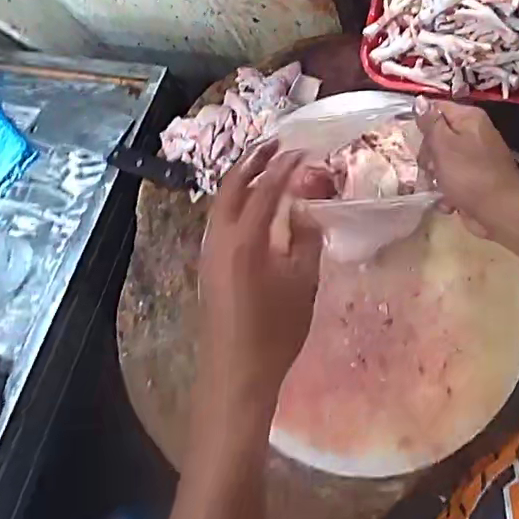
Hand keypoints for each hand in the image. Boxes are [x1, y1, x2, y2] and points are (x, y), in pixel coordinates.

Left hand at [195, 143, 328, 399]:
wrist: (237, 376)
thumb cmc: (277, 329)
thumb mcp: (304, 278)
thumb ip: (306, 235)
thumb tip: (309, 204)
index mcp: (246, 240)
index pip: (265, 188)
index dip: (285, 165)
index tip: (304, 148)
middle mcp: (220, 239)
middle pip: (232, 186)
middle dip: (254, 160)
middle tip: (278, 142)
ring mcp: (209, 252)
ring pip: (222, 201)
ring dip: (243, 177)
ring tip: (268, 163)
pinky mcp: (209, 265)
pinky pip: (221, 218)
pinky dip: (238, 198)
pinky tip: (256, 201)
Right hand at [415, 101, 518, 248]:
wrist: (501, 211)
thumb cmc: (470, 175)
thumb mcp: (444, 145)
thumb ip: (430, 122)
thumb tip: (419, 99)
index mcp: (469, 118)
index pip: (437, 108)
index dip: (422, 124)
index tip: (413, 141)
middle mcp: (475, 132)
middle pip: (438, 136)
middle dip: (428, 156)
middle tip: (429, 168)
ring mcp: (476, 157)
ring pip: (442, 161)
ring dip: (435, 177)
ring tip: (439, 188)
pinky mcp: (475, 178)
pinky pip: (453, 179)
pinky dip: (448, 191)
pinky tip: (450, 202)